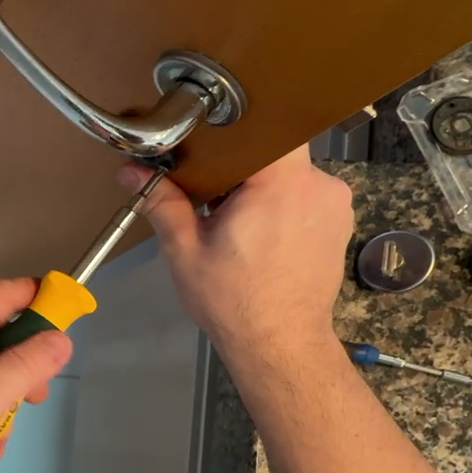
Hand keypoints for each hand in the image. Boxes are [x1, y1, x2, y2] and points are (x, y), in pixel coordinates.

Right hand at [119, 146, 351, 363]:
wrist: (280, 344)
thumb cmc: (234, 302)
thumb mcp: (185, 250)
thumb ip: (161, 202)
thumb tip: (131, 171)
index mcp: (280, 186)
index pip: (263, 128)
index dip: (230, 134)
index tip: (204, 153)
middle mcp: (318, 186)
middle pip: (274, 151)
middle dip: (239, 170)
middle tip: (210, 201)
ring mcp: (335, 204)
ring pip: (288, 174)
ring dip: (259, 190)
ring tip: (233, 224)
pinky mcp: (340, 221)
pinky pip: (304, 195)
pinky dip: (279, 206)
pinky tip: (258, 236)